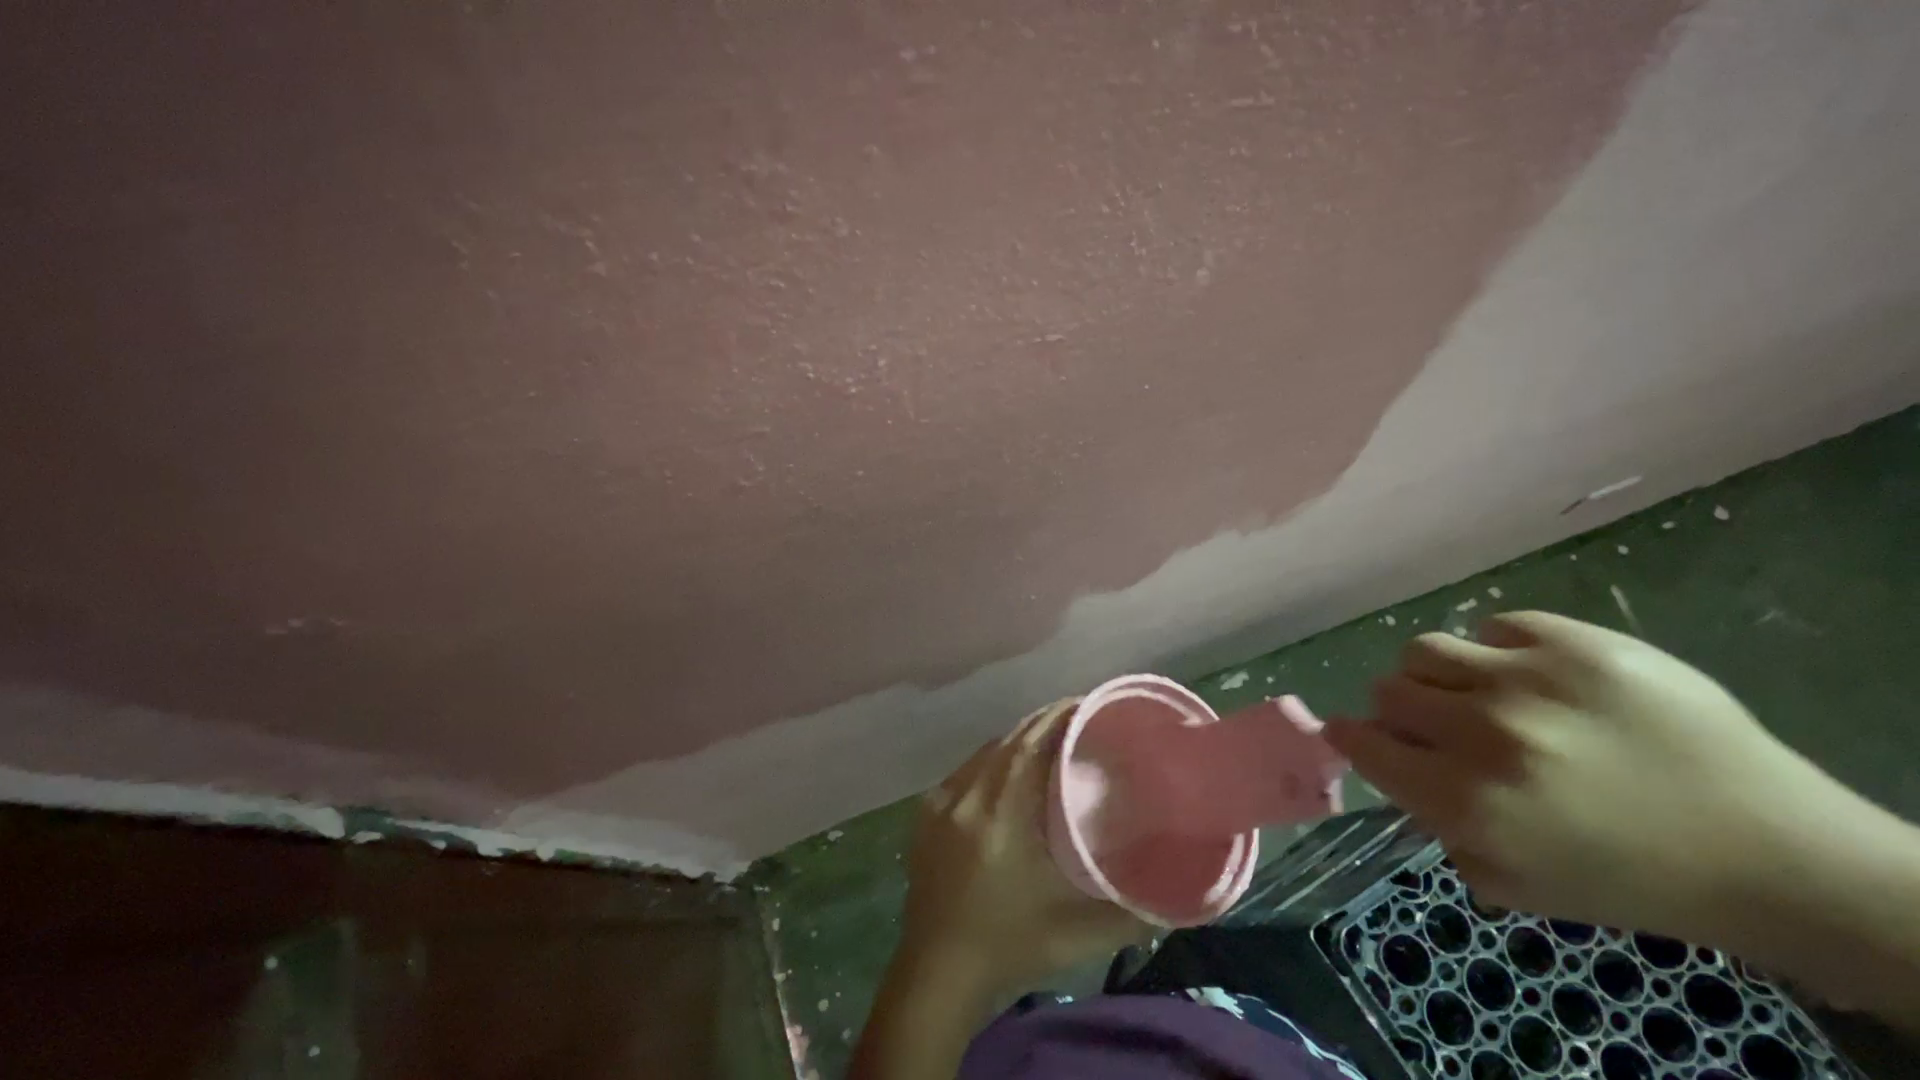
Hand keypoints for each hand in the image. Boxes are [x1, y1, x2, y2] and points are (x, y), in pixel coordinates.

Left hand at [852, 700, 1150, 1077]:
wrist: (936, 975)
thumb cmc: (1009, 949)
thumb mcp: (1077, 936)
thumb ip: (1131, 915)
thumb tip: (1180, 903)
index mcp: (1000, 816)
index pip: (1031, 744)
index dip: (1061, 718)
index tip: (1092, 706)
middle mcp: (966, 797)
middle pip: (1009, 740)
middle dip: (1044, 722)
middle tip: (1082, 718)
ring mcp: (940, 803)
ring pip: (985, 752)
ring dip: (1018, 739)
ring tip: (1052, 739)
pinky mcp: (926, 815)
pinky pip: (966, 771)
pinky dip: (992, 760)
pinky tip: (1010, 769)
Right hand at [1323, 611, 1867, 944]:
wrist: (1765, 848)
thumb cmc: (1630, 880)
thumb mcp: (1513, 883)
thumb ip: (1441, 830)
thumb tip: (1402, 775)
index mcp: (1463, 801)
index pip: (1364, 744)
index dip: (1352, 738)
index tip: (1357, 736)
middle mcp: (1482, 733)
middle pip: (1388, 690)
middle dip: (1400, 712)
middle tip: (1436, 727)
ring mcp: (1528, 678)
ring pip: (1426, 650)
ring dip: (1438, 676)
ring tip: (1478, 693)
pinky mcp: (1576, 642)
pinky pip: (1495, 626)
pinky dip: (1500, 652)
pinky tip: (1536, 679)